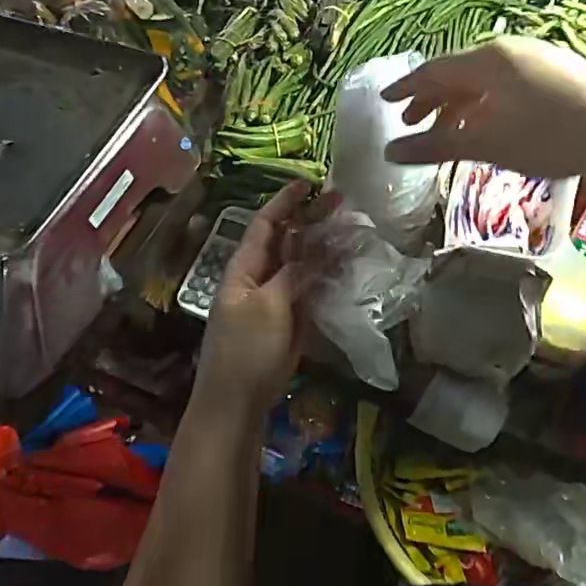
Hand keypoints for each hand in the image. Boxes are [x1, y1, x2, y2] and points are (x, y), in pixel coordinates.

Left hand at [195, 182, 339, 413]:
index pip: (264, 225)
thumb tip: (315, 250)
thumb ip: (293, 275)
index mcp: (242, 269)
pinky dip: (322, 278)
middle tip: (341, 205)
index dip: (284, 202)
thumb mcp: (270, 307)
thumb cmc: (247, 351)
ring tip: (349, 232)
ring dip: (320, 248)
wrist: (236, 402)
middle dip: (309, 222)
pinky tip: (342, 270)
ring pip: (297, 266)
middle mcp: (255, 279)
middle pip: (283, 243)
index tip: (308, 183)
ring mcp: (270, 302)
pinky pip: (304, 292)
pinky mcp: (283, 323)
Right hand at [381, 38, 585, 186]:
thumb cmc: (551, 137)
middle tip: (412, 123)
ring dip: (459, 106)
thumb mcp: (486, 144)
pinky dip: (486, 107)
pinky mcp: (562, 76)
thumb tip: (389, 151)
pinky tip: (490, 128)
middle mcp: (513, 51)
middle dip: (432, 99)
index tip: (385, 101)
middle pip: (459, 73)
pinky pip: (508, 87)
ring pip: (485, 81)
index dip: (406, 87)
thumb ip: (435, 146)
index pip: (434, 69)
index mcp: (489, 60)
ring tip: (448, 132)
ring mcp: (541, 61)